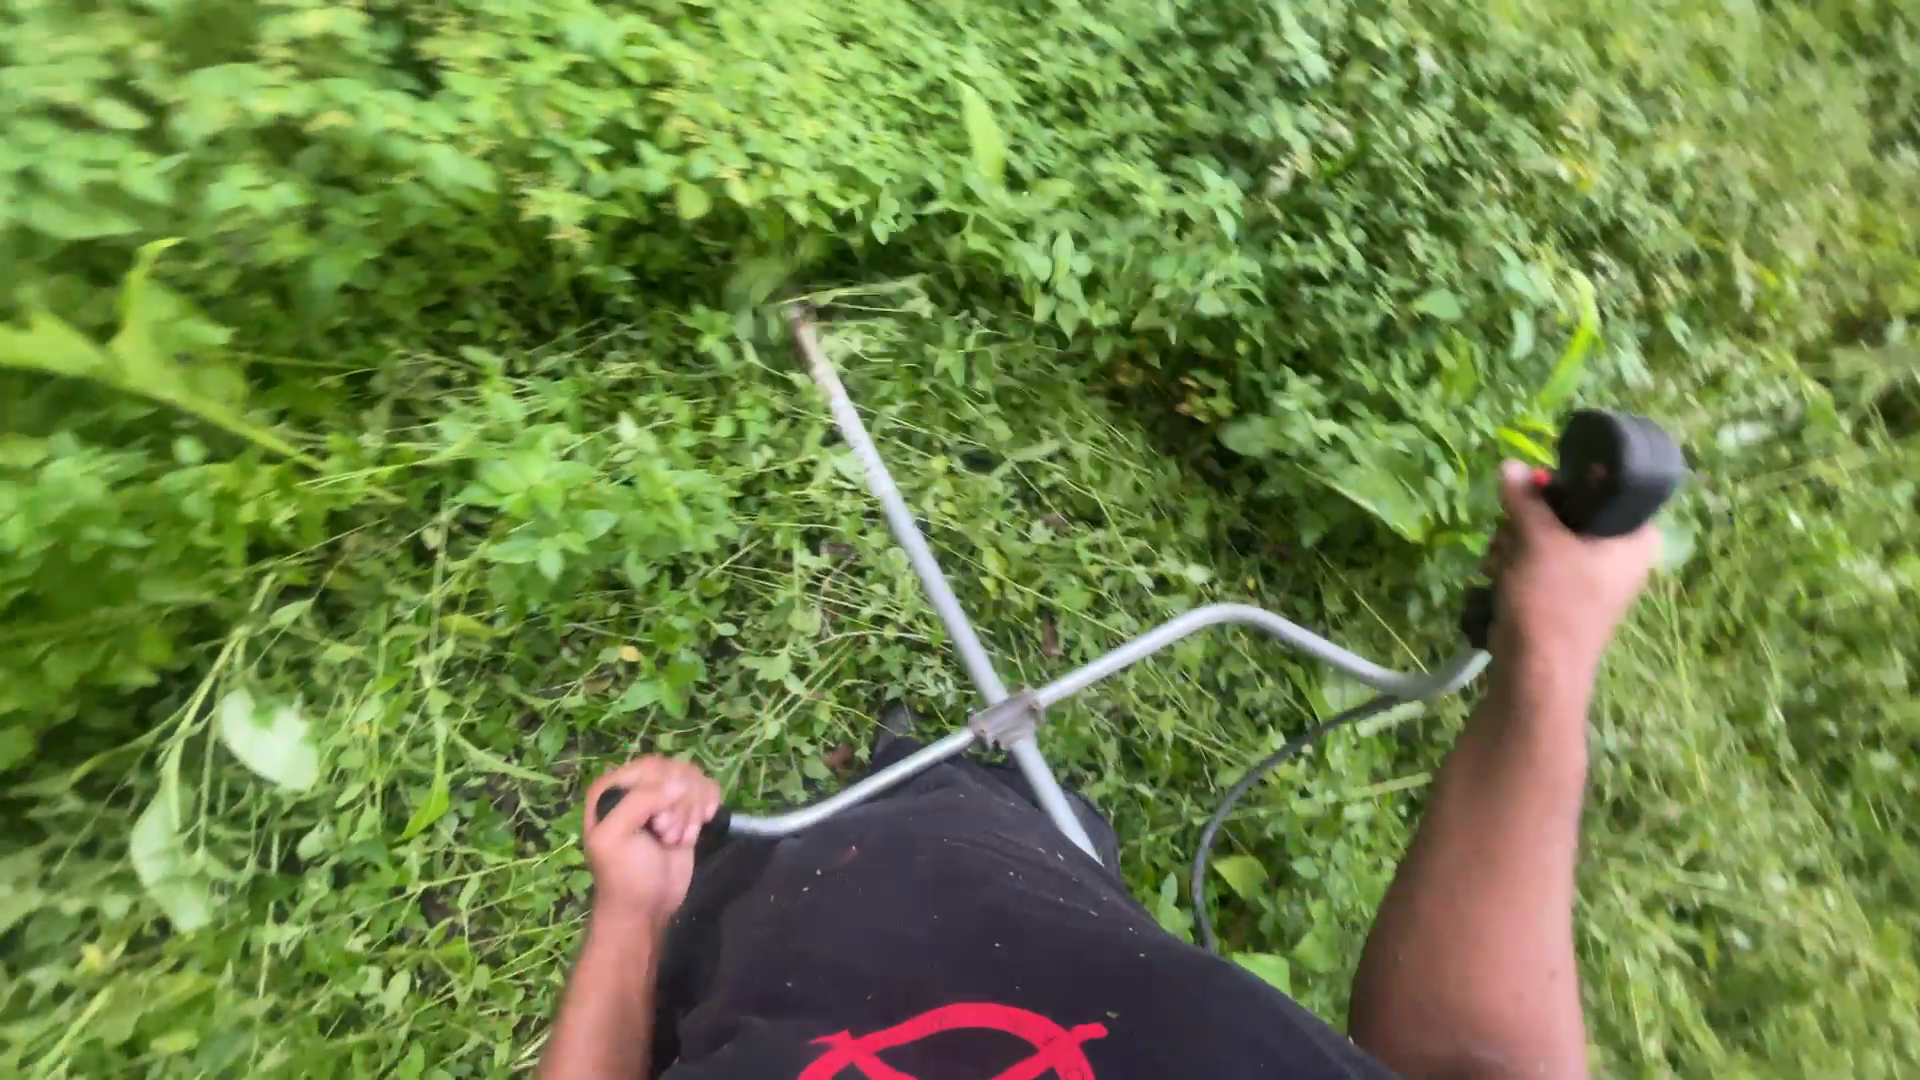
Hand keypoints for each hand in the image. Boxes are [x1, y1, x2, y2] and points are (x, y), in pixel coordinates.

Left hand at [582, 757, 720, 934]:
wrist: (648, 907)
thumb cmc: (625, 875)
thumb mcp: (615, 838)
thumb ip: (639, 801)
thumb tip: (679, 784)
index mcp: (612, 788)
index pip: (653, 766)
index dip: (664, 790)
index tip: (659, 822)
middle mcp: (638, 787)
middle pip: (677, 771)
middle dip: (680, 804)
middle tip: (667, 833)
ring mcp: (664, 797)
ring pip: (694, 779)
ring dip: (693, 810)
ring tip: (678, 838)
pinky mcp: (687, 808)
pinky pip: (708, 788)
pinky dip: (708, 806)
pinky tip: (701, 825)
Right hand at [1485, 460, 1659, 677]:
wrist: (1537, 665)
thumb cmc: (1552, 600)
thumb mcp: (1538, 542)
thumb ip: (1526, 500)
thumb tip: (1509, 466)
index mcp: (1634, 537)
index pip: (1603, 491)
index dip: (1563, 489)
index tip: (1533, 498)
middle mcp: (1617, 553)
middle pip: (1564, 512)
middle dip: (1525, 522)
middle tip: (1512, 536)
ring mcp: (1588, 575)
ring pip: (1541, 536)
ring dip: (1511, 544)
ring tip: (1502, 562)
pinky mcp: (1560, 591)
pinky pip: (1533, 560)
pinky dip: (1511, 563)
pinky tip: (1498, 574)